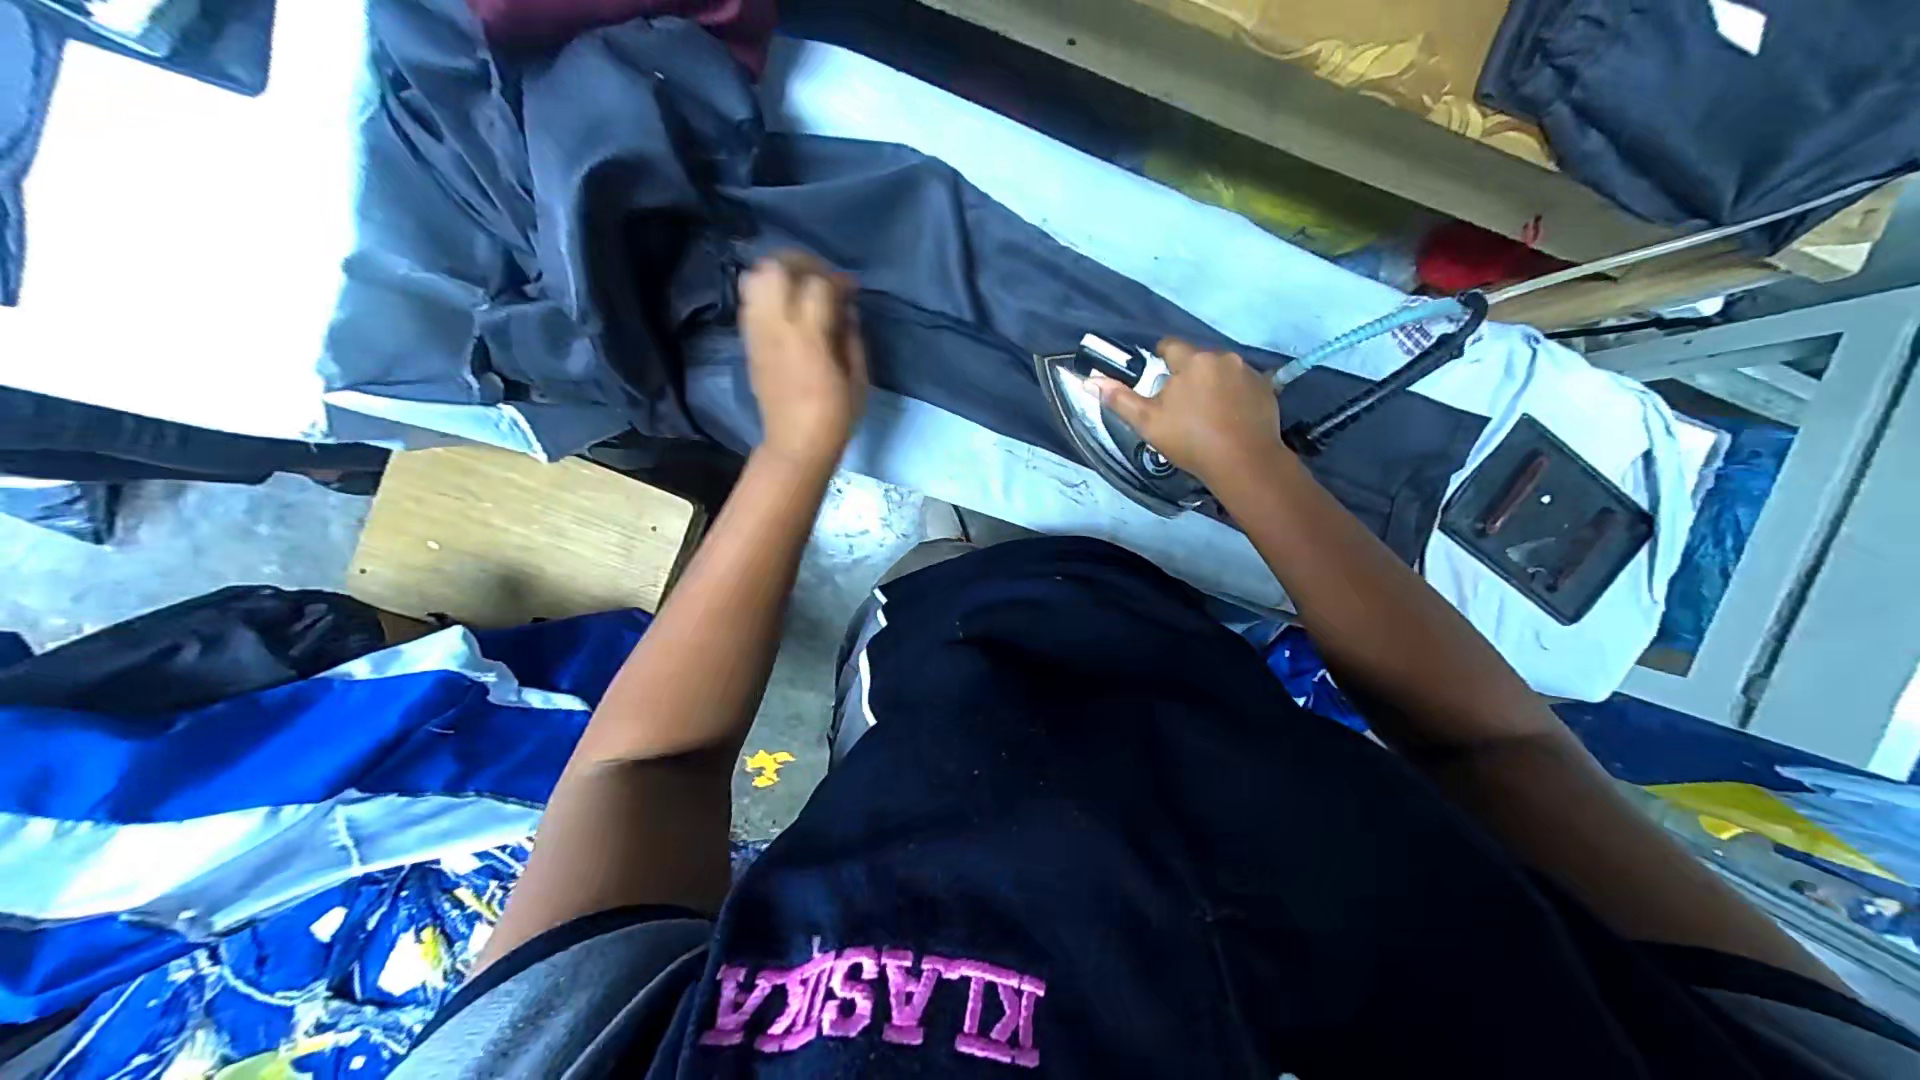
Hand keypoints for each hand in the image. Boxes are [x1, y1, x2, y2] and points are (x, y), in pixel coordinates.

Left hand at [739, 251, 868, 467]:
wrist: (795, 445)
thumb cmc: (835, 416)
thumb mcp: (858, 377)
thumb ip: (852, 335)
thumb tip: (847, 308)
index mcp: (809, 336)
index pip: (818, 284)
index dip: (838, 279)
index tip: (852, 289)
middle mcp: (777, 327)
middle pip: (776, 268)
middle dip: (801, 262)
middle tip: (820, 277)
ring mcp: (757, 333)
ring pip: (755, 278)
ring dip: (779, 274)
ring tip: (799, 287)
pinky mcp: (748, 343)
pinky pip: (750, 302)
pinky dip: (767, 294)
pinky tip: (785, 308)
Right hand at [1088, 338, 1288, 487]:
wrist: (1244, 462)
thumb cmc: (1190, 440)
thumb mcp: (1147, 422)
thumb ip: (1119, 398)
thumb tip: (1090, 380)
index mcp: (1193, 360)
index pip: (1170, 346)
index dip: (1159, 361)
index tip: (1157, 383)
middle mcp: (1223, 357)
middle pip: (1197, 359)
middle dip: (1187, 375)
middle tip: (1179, 406)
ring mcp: (1249, 372)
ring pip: (1221, 370)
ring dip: (1212, 383)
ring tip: (1206, 413)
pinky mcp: (1267, 389)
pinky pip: (1243, 384)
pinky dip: (1234, 394)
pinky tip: (1229, 418)